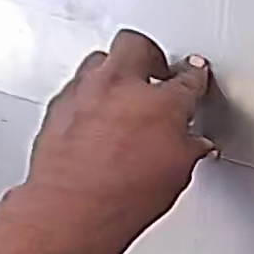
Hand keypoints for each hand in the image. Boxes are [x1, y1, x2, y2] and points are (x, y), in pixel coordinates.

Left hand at [23, 29, 215, 236]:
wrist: (77, 207)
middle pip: (137, 46)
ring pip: (101, 60)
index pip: (188, 79)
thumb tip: (190, 143)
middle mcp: (123, 87)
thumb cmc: (126, 194)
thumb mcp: (177, 173)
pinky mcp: (58, 104)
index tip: (195, 75)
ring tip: (125, 90)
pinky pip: (77, 87)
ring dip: (116, 72)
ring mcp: (86, 91)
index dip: (195, 76)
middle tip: (158, 70)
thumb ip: (187, 147)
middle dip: (151, 55)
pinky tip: (98, 115)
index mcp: (163, 103)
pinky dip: (91, 97)